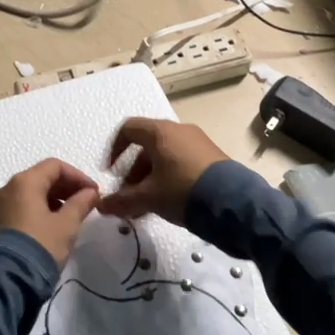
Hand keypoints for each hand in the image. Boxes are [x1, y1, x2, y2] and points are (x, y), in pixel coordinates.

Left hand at [0, 158, 100, 265]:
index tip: (94, 193)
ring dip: (54, 199)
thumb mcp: (66, 226)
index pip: (55, 166)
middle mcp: (8, 188)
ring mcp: (0, 205)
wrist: (6, 279)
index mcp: (25, 182)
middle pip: (42, 177)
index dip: (78, 176)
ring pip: (31, 193)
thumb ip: (80, 205)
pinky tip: (53, 226)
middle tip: (86, 204)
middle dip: (67, 188)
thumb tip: (91, 193)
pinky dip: (40, 209)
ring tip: (72, 217)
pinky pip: (22, 206)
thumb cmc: (40, 246)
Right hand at [97, 117, 226, 222]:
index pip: (128, 129)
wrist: (234, 203)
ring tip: (148, 203)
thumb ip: (122, 201)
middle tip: (130, 194)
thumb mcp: (149, 197)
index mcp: (160, 132)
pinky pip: (182, 161)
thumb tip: (101, 206)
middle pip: (147, 145)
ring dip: (151, 177)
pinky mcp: (212, 156)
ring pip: (165, 155)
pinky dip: (169, 176)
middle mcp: (178, 130)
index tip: (111, 171)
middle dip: (134, 171)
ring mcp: (198, 142)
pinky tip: (169, 201)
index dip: (115, 149)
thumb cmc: (182, 190)